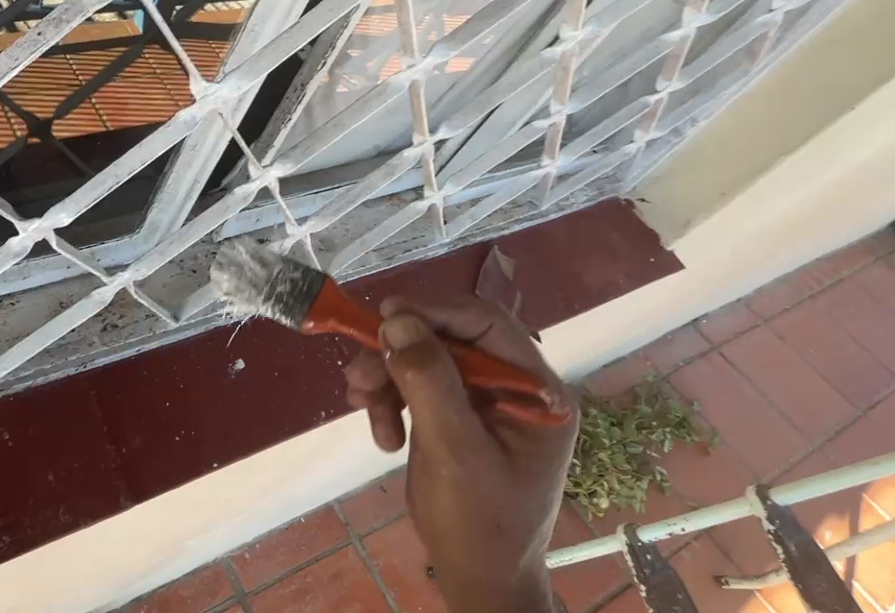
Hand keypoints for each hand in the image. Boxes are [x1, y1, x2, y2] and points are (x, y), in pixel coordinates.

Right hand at [343, 296, 577, 612]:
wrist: (477, 580)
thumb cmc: (478, 523)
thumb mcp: (452, 450)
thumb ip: (428, 380)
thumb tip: (397, 320)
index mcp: (536, 391)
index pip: (486, 324)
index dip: (435, 313)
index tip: (385, 318)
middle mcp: (513, 388)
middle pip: (447, 339)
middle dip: (398, 354)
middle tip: (358, 374)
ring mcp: (483, 401)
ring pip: (422, 358)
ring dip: (385, 378)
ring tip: (361, 407)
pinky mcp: (454, 414)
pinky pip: (413, 384)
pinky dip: (388, 401)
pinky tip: (381, 433)